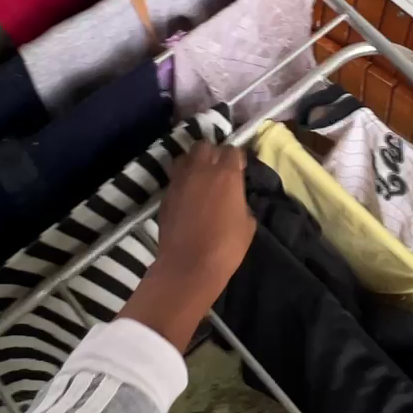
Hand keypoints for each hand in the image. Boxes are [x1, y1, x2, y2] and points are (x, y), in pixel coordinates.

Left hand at [118, 143, 255, 349]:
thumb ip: (242, 201)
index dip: (237, 158)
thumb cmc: (226, 247)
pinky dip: (182, 180)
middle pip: (205, 146)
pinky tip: (188, 194)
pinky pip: (175, 178)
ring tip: (200, 176)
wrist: (188, 266)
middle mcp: (201, 170)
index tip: (240, 168)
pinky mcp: (165, 195)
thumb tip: (236, 197)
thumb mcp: (248, 223)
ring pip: (185, 157)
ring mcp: (179, 181)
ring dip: (193, 162)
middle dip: (213, 153)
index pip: (232, 150)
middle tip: (218, 168)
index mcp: (226, 174)